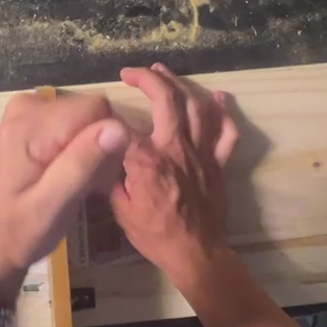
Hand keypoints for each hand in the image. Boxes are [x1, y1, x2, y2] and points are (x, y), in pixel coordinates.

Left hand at [0, 93, 128, 307]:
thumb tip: (118, 127)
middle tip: (90, 185)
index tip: (102, 176)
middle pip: (90, 110)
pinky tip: (71, 172)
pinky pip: (73, 120)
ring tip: (80, 183)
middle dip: (100, 145)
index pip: (94, 109)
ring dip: (92, 148)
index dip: (109, 140)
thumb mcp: (53, 207)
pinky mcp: (31, 117)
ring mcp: (26, 110)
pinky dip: (80, 145)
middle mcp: (26, 108)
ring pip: (86, 115)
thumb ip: (82, 164)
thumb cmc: (22, 231)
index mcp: (28, 128)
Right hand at [109, 65, 239, 283]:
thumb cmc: (155, 234)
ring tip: (164, 72)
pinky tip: (218, 97)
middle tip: (133, 73)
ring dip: (180, 84)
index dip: (108, 115)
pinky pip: (227, 133)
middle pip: (167, 99)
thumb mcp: (120, 208)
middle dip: (149, 79)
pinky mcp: (218, 163)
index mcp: (147, 159)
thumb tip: (100, 157)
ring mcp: (201, 153)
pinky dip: (224, 113)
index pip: (123, 125)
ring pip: (196, 107)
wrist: (196, 253)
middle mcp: (175, 147)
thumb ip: (111, 177)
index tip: (99, 112)